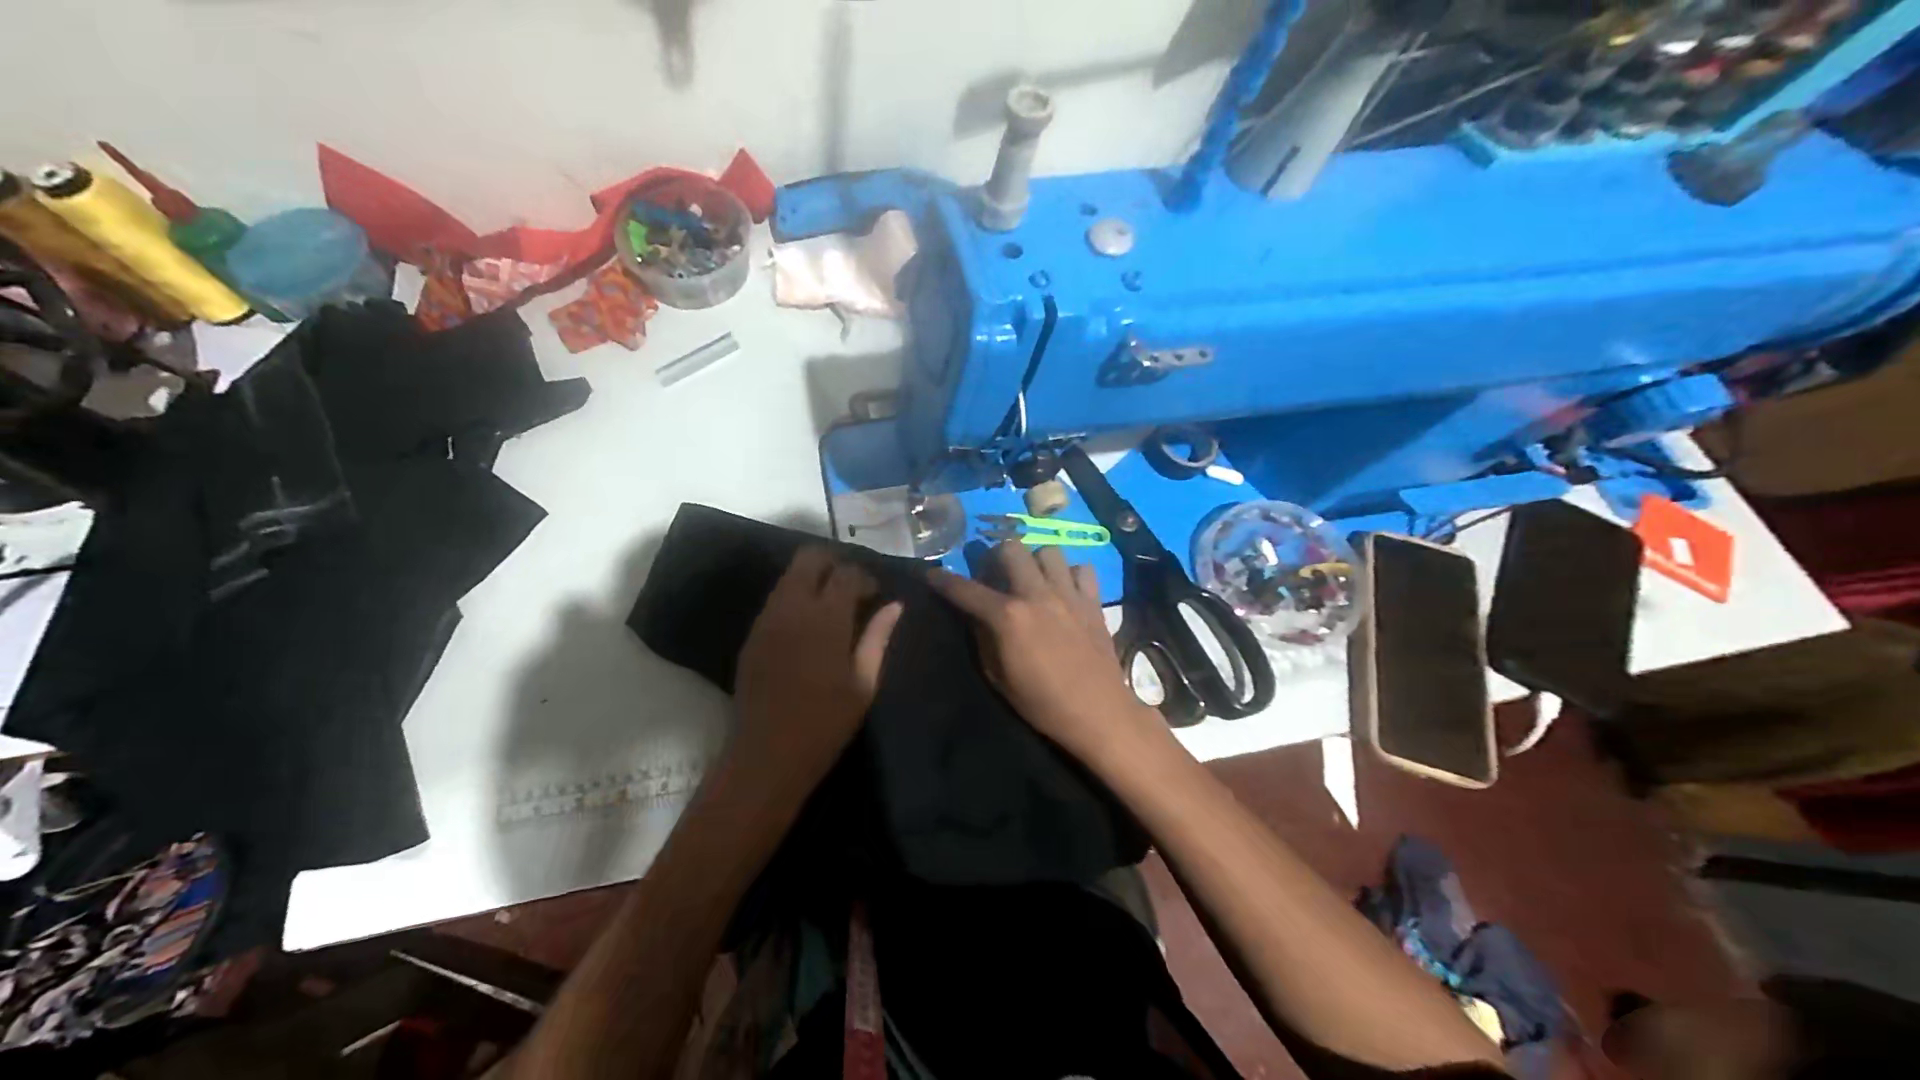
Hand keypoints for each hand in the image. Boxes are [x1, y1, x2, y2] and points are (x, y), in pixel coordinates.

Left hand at [732, 548, 902, 785]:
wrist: (767, 754)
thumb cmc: (825, 723)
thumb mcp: (864, 683)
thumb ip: (878, 638)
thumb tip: (895, 606)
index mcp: (826, 618)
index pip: (847, 573)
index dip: (865, 577)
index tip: (876, 594)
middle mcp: (793, 607)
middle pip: (810, 558)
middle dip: (834, 563)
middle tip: (852, 588)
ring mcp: (767, 619)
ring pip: (789, 575)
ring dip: (813, 578)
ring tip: (832, 604)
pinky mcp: (753, 634)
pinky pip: (776, 599)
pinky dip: (795, 597)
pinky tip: (808, 624)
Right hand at [930, 544, 1168, 766]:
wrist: (1097, 712)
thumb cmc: (1041, 703)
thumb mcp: (997, 677)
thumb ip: (982, 638)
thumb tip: (973, 614)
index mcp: (1008, 616)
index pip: (965, 589)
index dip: (942, 580)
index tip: (931, 574)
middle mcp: (1037, 594)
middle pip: (1011, 548)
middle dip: (996, 557)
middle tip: (994, 576)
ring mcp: (1068, 594)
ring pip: (1048, 551)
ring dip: (1035, 562)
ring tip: (1032, 581)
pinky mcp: (1093, 601)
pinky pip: (1082, 569)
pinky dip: (1070, 575)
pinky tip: (1064, 592)